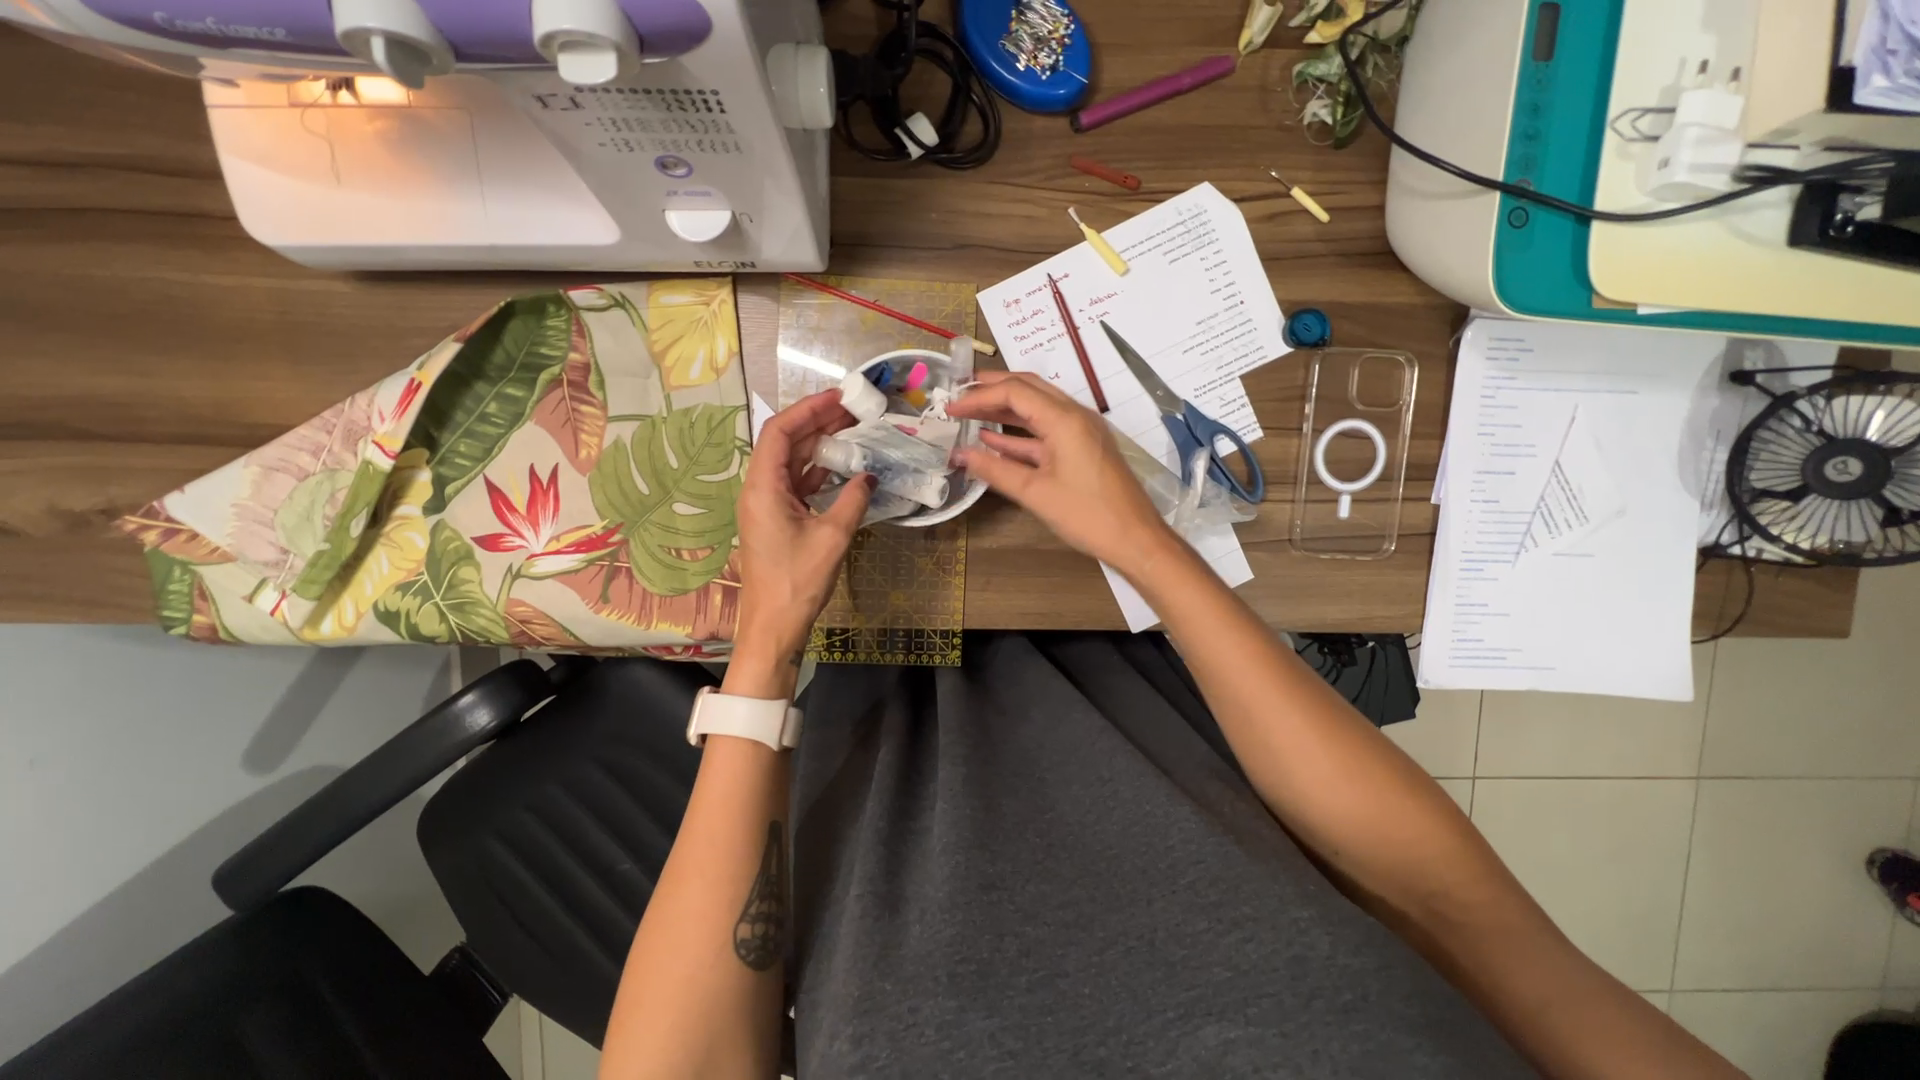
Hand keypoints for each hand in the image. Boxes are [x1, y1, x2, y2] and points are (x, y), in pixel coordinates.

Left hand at [732, 391, 872, 678]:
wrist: (773, 625)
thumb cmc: (797, 581)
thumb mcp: (832, 537)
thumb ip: (853, 499)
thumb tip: (870, 475)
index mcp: (762, 486)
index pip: (779, 430)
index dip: (808, 408)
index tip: (839, 397)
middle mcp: (759, 489)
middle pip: (785, 442)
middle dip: (818, 422)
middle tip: (854, 410)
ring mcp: (766, 504)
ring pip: (792, 461)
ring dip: (820, 444)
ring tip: (854, 430)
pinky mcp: (776, 519)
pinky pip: (797, 482)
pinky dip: (819, 469)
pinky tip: (845, 465)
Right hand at [948, 372, 1179, 576]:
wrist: (1135, 539)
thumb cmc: (1088, 516)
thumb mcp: (1035, 493)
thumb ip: (994, 470)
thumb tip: (959, 455)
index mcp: (1065, 420)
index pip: (1015, 392)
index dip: (979, 396)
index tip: (951, 406)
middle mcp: (1075, 416)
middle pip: (1028, 389)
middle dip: (991, 390)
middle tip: (959, 394)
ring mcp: (1081, 431)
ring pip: (1037, 408)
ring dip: (1004, 409)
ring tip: (971, 413)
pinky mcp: (1083, 448)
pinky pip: (1046, 430)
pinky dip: (1020, 433)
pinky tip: (993, 439)